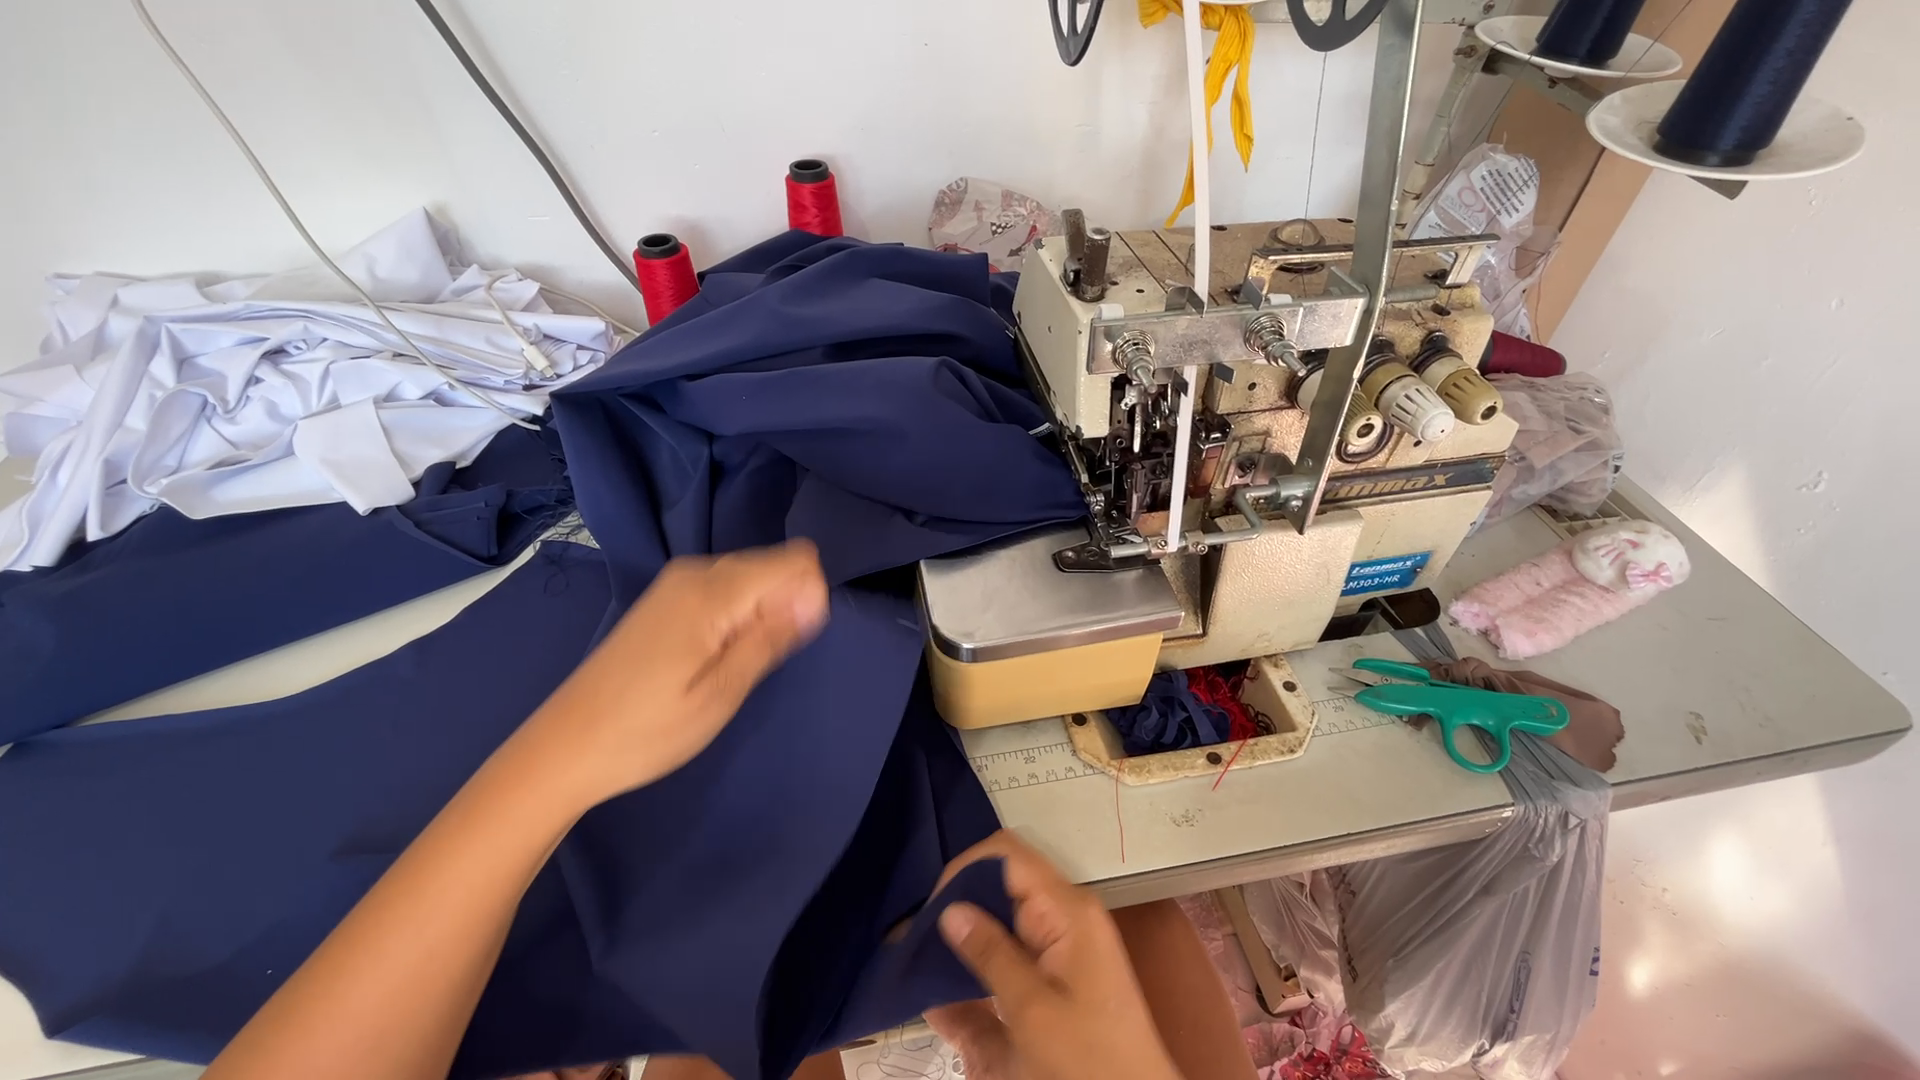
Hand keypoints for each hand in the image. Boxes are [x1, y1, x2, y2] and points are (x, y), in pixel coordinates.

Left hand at [517, 539, 828, 808]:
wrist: (564, 747)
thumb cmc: (646, 731)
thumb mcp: (719, 695)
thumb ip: (768, 639)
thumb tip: (813, 599)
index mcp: (709, 593)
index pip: (793, 562)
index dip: (808, 598)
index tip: (790, 644)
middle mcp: (693, 573)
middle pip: (772, 564)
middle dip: (785, 606)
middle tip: (759, 662)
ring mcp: (674, 584)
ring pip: (750, 576)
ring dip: (762, 613)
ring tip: (737, 664)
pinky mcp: (665, 600)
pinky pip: (725, 589)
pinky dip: (737, 615)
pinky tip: (717, 656)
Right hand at [927, 832, 1181, 1079]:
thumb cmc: (1089, 1060)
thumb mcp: (1033, 1011)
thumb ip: (990, 955)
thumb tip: (948, 908)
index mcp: (1066, 909)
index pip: (1006, 855)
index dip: (964, 870)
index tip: (930, 911)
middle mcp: (1062, 917)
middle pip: (1000, 885)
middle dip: (956, 905)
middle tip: (913, 940)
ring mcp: (1057, 949)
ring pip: (997, 923)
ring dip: (960, 941)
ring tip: (916, 963)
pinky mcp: (1049, 981)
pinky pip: (1005, 959)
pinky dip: (974, 972)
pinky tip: (937, 998)